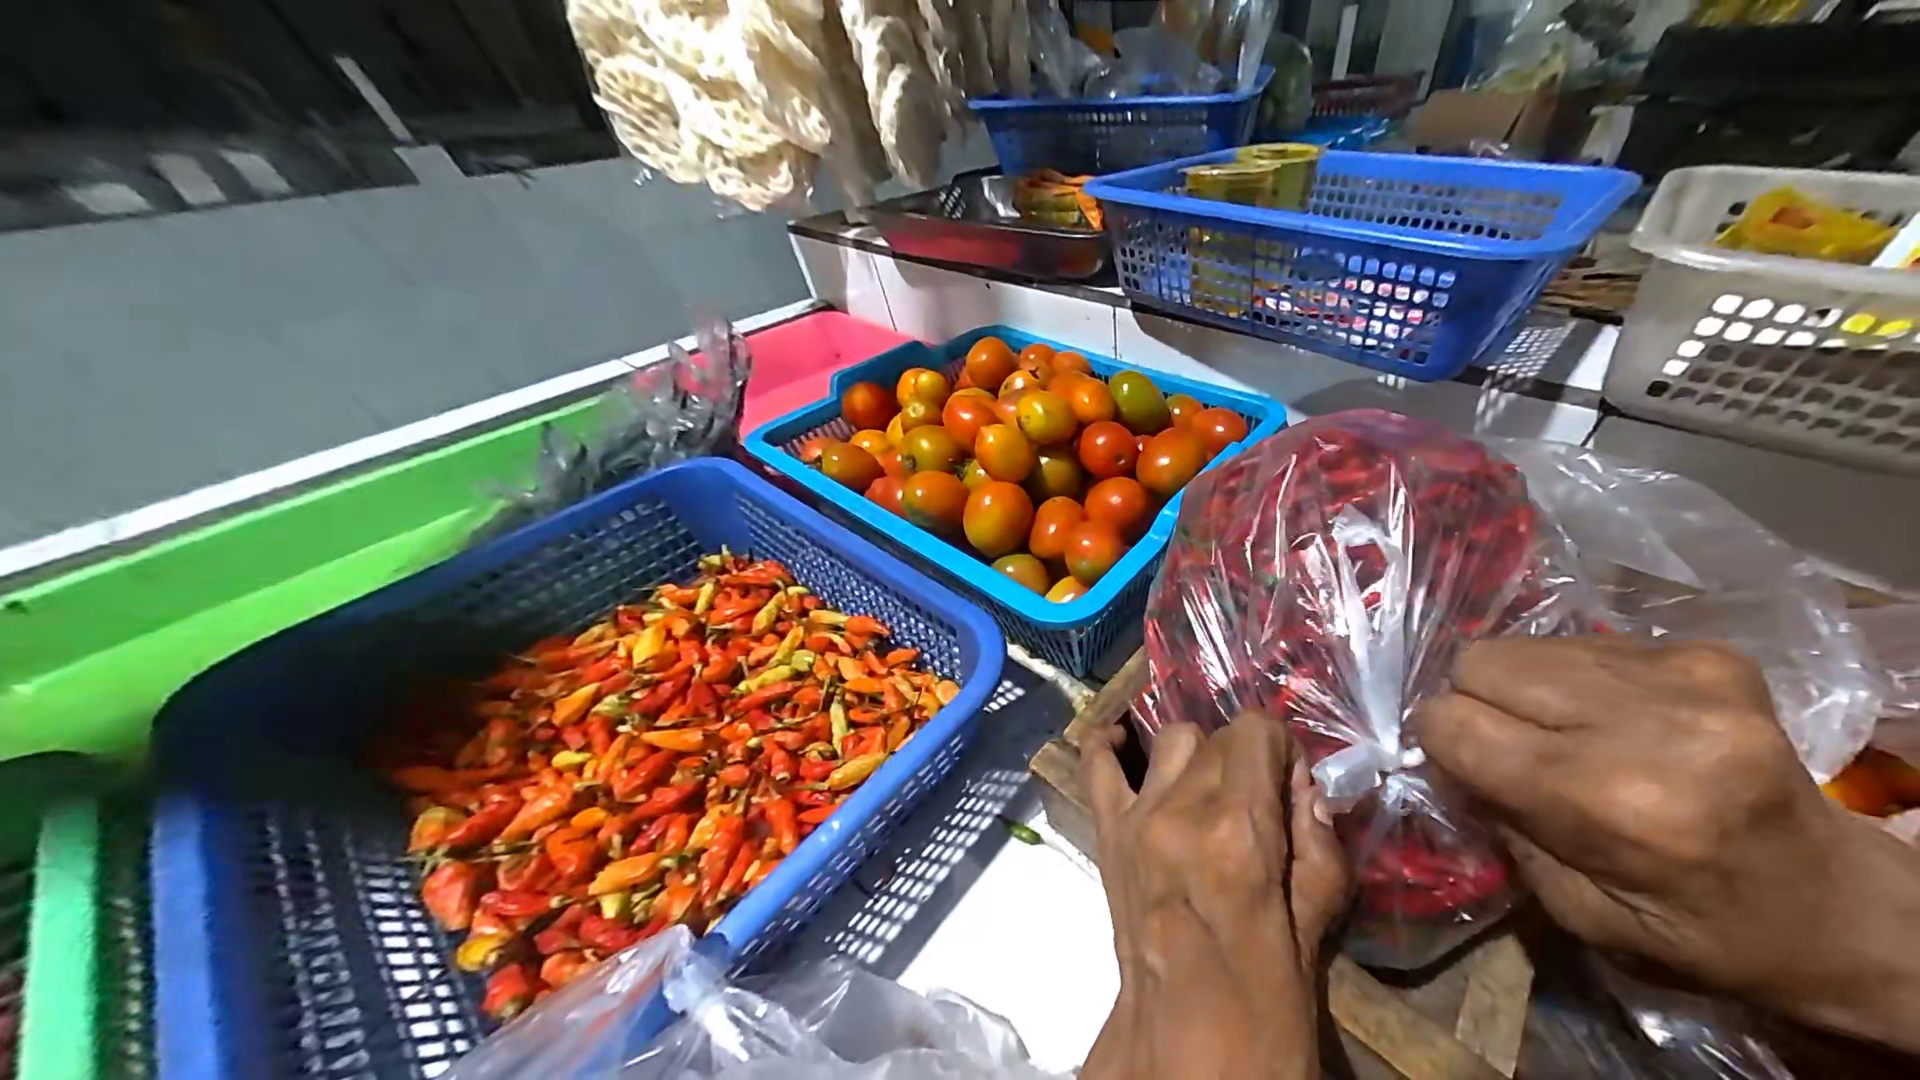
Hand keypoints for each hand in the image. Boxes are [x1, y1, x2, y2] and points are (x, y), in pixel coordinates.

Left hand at [1079, 714, 1347, 1079]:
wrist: (1183, 1042)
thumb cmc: (1263, 1001)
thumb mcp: (1315, 926)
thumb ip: (1318, 846)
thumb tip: (1306, 788)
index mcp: (1238, 831)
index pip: (1256, 731)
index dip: (1283, 750)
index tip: (1291, 785)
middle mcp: (1181, 808)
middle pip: (1217, 735)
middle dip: (1247, 757)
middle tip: (1257, 799)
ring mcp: (1136, 815)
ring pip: (1170, 738)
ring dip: (1197, 755)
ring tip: (1208, 791)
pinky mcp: (1106, 829)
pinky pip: (1095, 763)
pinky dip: (1108, 744)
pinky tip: (1125, 744)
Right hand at [1416, 637, 1919, 1052]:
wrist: (1848, 912)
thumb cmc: (1698, 928)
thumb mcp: (1571, 907)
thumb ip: (1492, 819)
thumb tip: (1437, 753)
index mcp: (1608, 797)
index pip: (1449, 720)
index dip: (1440, 740)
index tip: (1463, 765)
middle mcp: (1647, 722)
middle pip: (1476, 663)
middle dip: (1471, 701)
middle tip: (1508, 742)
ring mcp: (1686, 677)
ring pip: (1517, 645)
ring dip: (1519, 686)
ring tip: (1563, 729)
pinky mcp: (1706, 654)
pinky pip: (1573, 643)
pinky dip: (1568, 678)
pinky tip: (1610, 717)